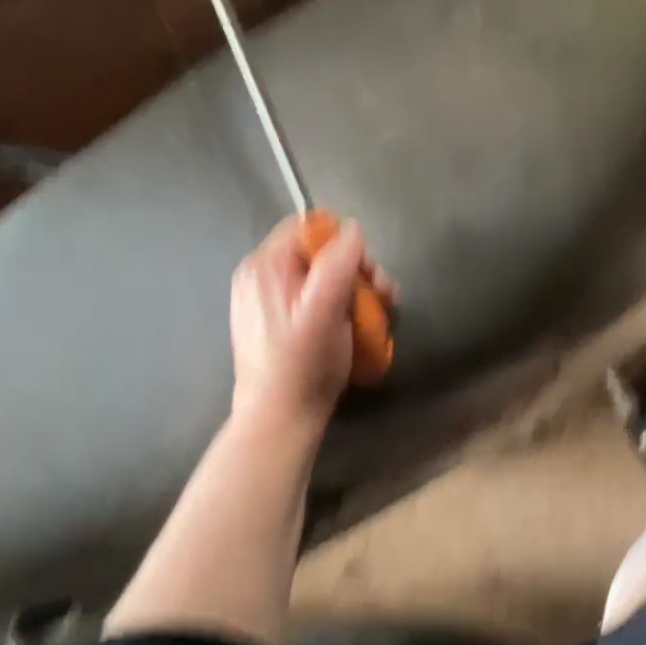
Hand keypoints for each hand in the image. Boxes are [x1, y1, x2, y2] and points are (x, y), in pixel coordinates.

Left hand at [228, 214, 391, 431]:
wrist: (281, 417)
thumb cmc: (303, 361)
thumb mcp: (325, 307)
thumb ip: (338, 261)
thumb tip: (353, 227)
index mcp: (264, 266)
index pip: (309, 228)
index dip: (342, 243)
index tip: (363, 272)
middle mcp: (263, 276)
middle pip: (321, 252)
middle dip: (357, 269)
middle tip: (381, 296)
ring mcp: (272, 299)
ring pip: (325, 275)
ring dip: (358, 289)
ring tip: (380, 313)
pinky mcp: (284, 319)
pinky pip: (319, 296)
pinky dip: (344, 304)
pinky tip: (360, 324)